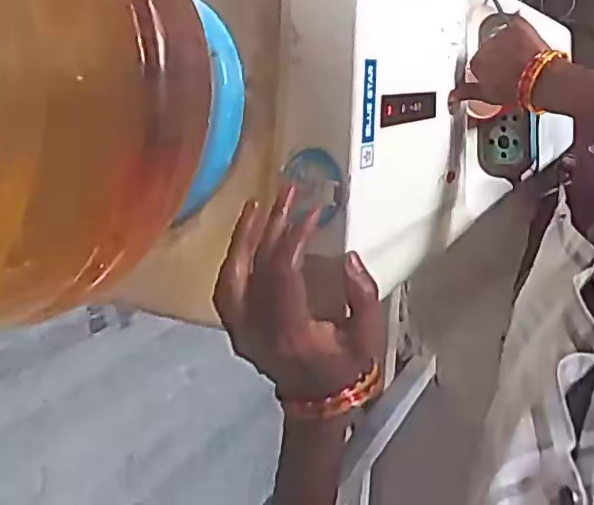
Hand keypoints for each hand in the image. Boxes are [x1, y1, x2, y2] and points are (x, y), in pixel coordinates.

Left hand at [213, 185, 383, 402]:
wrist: (316, 401)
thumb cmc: (345, 363)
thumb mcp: (367, 333)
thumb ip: (362, 295)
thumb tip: (348, 257)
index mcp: (290, 330)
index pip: (283, 273)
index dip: (295, 237)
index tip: (315, 211)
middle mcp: (257, 329)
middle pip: (255, 268)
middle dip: (272, 225)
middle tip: (289, 191)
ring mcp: (241, 330)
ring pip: (231, 276)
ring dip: (244, 237)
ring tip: (257, 204)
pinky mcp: (237, 327)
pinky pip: (227, 287)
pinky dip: (234, 257)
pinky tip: (245, 234)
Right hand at [451, 13, 552, 107]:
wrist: (540, 79)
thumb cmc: (516, 89)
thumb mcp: (488, 95)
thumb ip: (467, 92)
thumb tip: (454, 94)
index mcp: (477, 62)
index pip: (477, 62)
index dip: (489, 67)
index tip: (497, 72)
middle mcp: (485, 45)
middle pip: (488, 46)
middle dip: (497, 53)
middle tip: (510, 64)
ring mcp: (501, 34)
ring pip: (501, 34)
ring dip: (508, 41)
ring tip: (520, 54)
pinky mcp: (516, 25)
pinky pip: (514, 22)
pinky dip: (518, 29)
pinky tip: (525, 39)